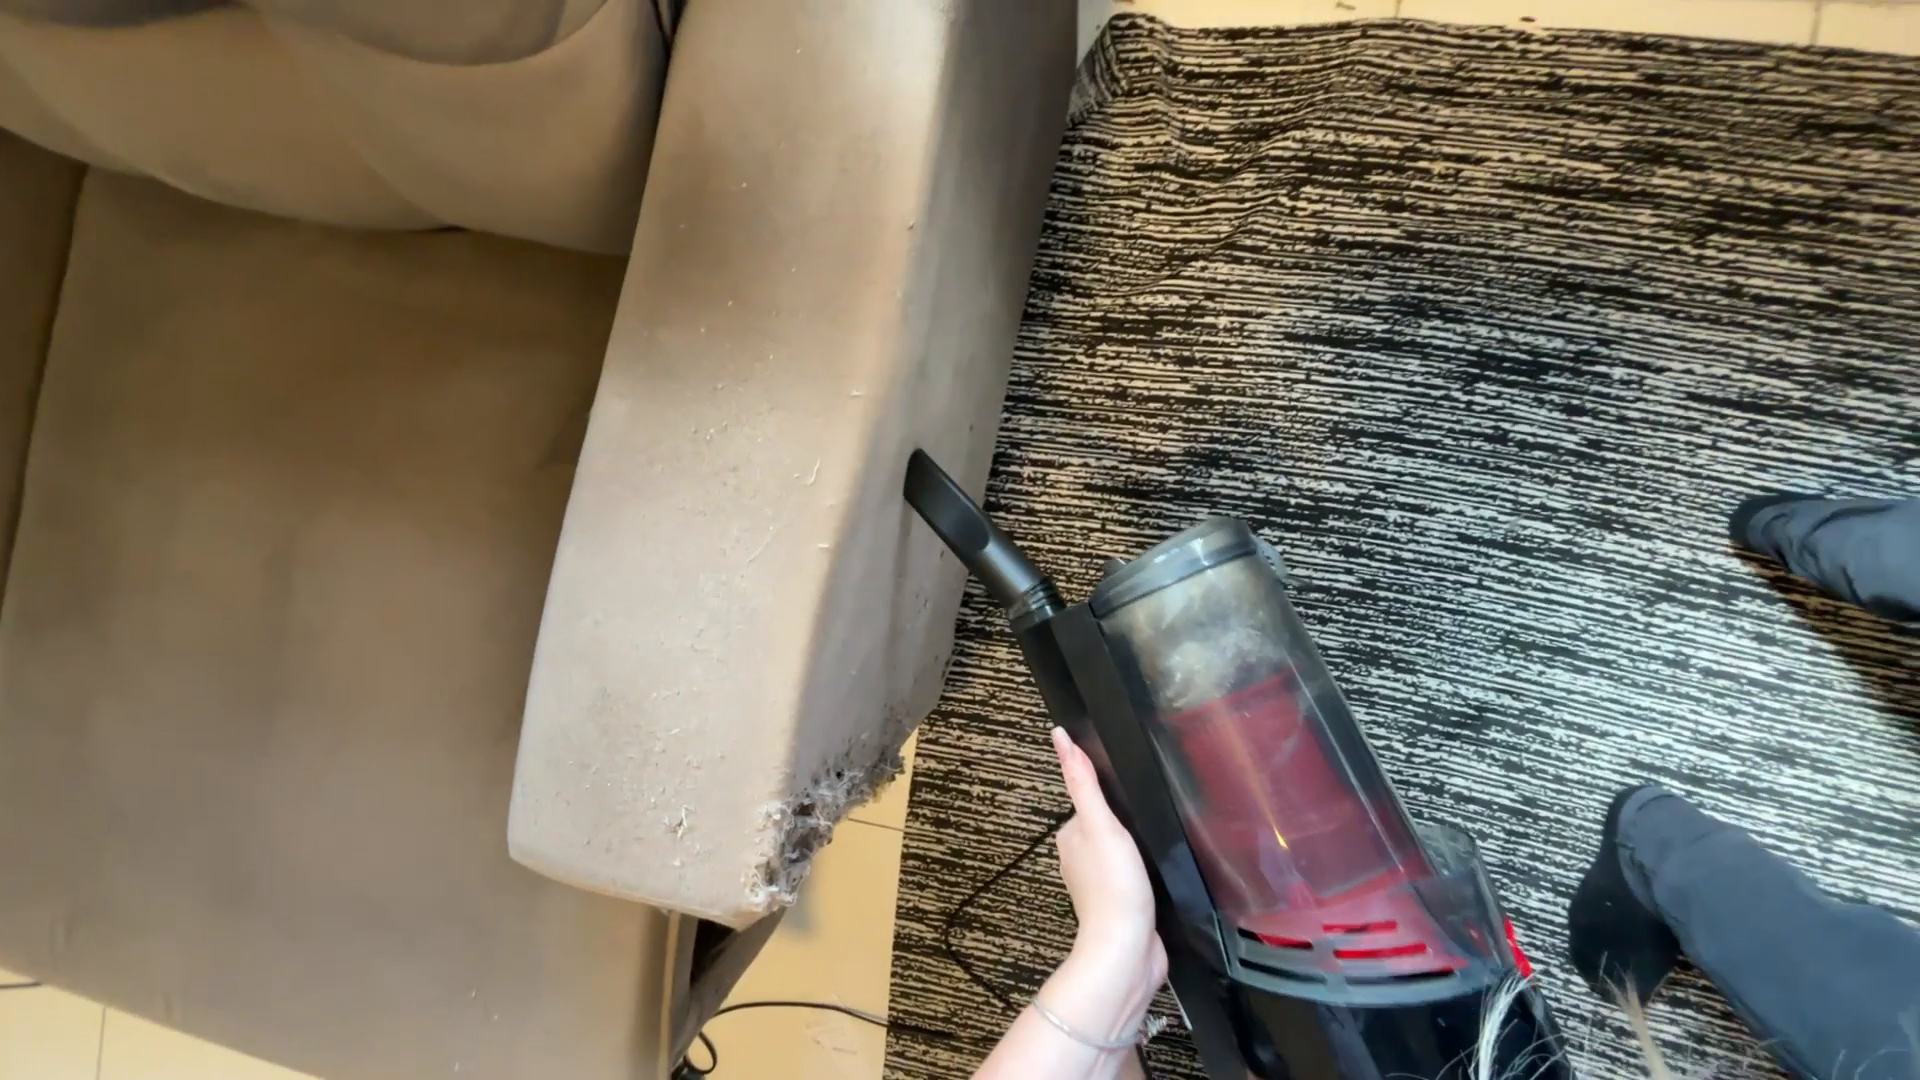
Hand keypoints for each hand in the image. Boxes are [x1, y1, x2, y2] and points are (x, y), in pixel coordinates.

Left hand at [1049, 727, 1166, 1028]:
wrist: (1128, 950)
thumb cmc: (1113, 885)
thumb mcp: (1100, 822)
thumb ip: (1083, 781)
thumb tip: (1060, 737)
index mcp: (1070, 836)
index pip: (1088, 802)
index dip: (1108, 796)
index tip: (1127, 790)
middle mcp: (1079, 859)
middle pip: (1101, 827)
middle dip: (1119, 822)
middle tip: (1143, 815)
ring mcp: (1099, 884)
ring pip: (1115, 853)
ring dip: (1130, 848)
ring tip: (1151, 842)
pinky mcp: (1121, 904)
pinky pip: (1129, 878)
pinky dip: (1140, 872)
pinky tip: (1154, 873)